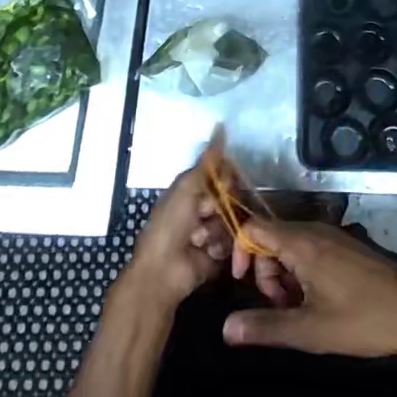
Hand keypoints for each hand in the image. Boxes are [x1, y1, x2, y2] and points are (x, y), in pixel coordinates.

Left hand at [121, 132, 234, 308]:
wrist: (163, 271)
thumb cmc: (170, 225)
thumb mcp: (187, 186)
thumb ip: (207, 160)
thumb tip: (220, 125)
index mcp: (192, 190)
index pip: (222, 175)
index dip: (226, 179)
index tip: (224, 184)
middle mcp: (203, 208)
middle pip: (231, 197)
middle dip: (221, 206)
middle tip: (206, 214)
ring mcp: (212, 230)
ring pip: (233, 220)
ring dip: (217, 229)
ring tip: (200, 240)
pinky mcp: (220, 252)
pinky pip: (233, 242)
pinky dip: (219, 247)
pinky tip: (206, 252)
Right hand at [223, 220, 396, 359]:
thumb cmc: (361, 321)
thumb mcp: (309, 331)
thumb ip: (264, 327)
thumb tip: (225, 328)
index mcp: (303, 243)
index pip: (254, 227)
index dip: (240, 252)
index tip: (242, 285)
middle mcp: (316, 231)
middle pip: (271, 238)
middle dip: (264, 272)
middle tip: (278, 307)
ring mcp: (333, 237)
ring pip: (290, 246)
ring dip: (283, 276)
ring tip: (298, 309)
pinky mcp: (346, 247)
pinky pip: (310, 249)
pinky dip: (302, 272)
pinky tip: (316, 302)